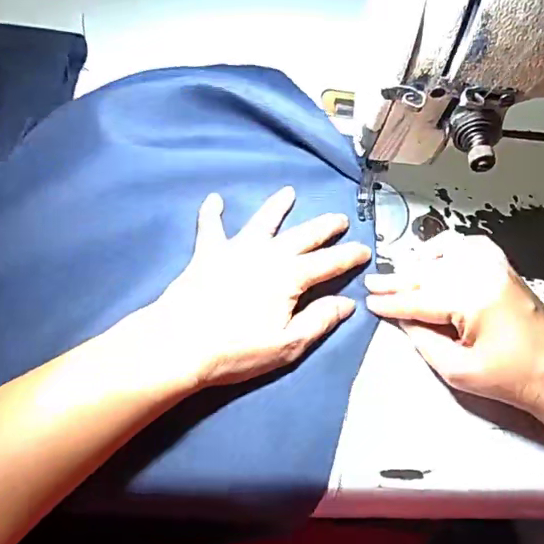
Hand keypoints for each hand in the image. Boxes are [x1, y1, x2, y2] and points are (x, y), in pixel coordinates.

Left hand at [136, 187, 369, 389]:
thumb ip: (319, 320)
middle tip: (339, 219)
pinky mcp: (207, 255)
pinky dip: (212, 213)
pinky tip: (214, 200)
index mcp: (290, 277)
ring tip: (288, 193)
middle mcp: (267, 255)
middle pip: (303, 235)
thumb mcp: (287, 344)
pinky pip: (211, 228)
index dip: (350, 255)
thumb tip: (346, 303)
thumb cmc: (236, 350)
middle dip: (325, 227)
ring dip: (277, 207)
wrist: (179, 344)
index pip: (329, 262)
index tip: (364, 250)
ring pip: (263, 222)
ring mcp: (236, 251)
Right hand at [364, 232, 543, 422]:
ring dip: (420, 262)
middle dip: (398, 280)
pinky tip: (436, 258)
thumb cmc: (515, 378)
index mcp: (473, 298)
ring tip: (401, 274)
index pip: (419, 297)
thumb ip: (425, 340)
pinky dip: (448, 249)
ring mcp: (497, 266)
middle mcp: (484, 273)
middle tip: (375, 285)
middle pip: (428, 271)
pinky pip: (469, 245)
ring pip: (446, 251)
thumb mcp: (458, 370)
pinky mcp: (505, 267)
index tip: (371, 303)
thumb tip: (405, 319)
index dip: (391, 302)